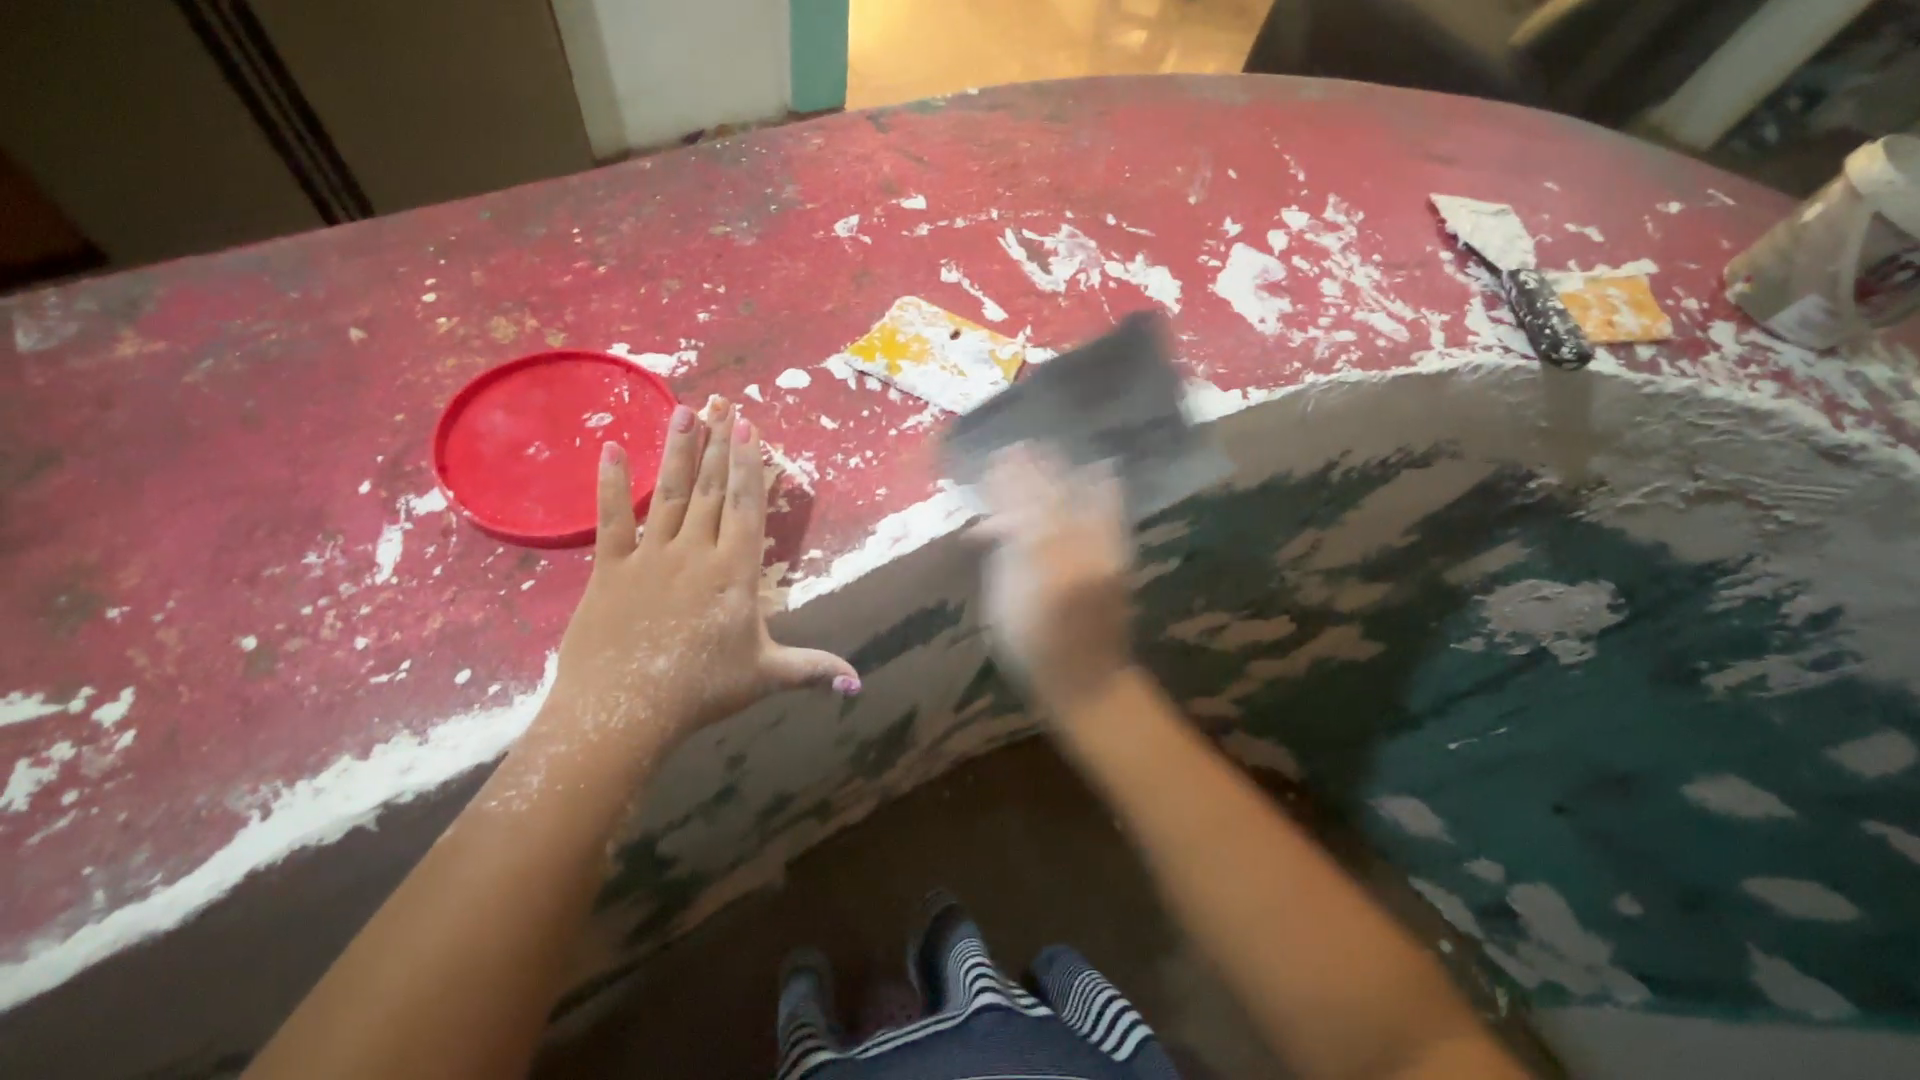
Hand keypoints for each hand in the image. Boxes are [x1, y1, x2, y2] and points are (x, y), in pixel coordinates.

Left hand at [550, 399, 858, 750]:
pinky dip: (611, 483)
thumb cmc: (701, 690)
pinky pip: (611, 518)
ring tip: (684, 410)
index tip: (748, 424)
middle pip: (711, 488)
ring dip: (678, 450)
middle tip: (721, 401)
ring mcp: (650, 557)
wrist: (624, 709)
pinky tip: (611, 448)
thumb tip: (858, 683)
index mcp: (734, 571)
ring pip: (669, 493)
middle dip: (718, 443)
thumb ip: (812, 670)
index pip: (745, 505)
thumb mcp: (765, 677)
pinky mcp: (610, 569)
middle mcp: (695, 552)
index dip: (748, 462)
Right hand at [976, 443, 1134, 713]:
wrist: (1088, 680)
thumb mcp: (1004, 606)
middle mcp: (1072, 555)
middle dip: (1031, 472)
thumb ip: (1004, 558)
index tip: (992, 460)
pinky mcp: (1119, 561)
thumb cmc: (1032, 648)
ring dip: (1061, 474)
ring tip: (1045, 450)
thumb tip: (997, 522)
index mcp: (1037, 567)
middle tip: (1015, 447)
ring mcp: (1101, 556)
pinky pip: (1112, 517)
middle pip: (1049, 501)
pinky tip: (1101, 469)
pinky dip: (1105, 490)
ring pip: (1078, 503)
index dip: (1006, 484)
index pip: (1020, 512)